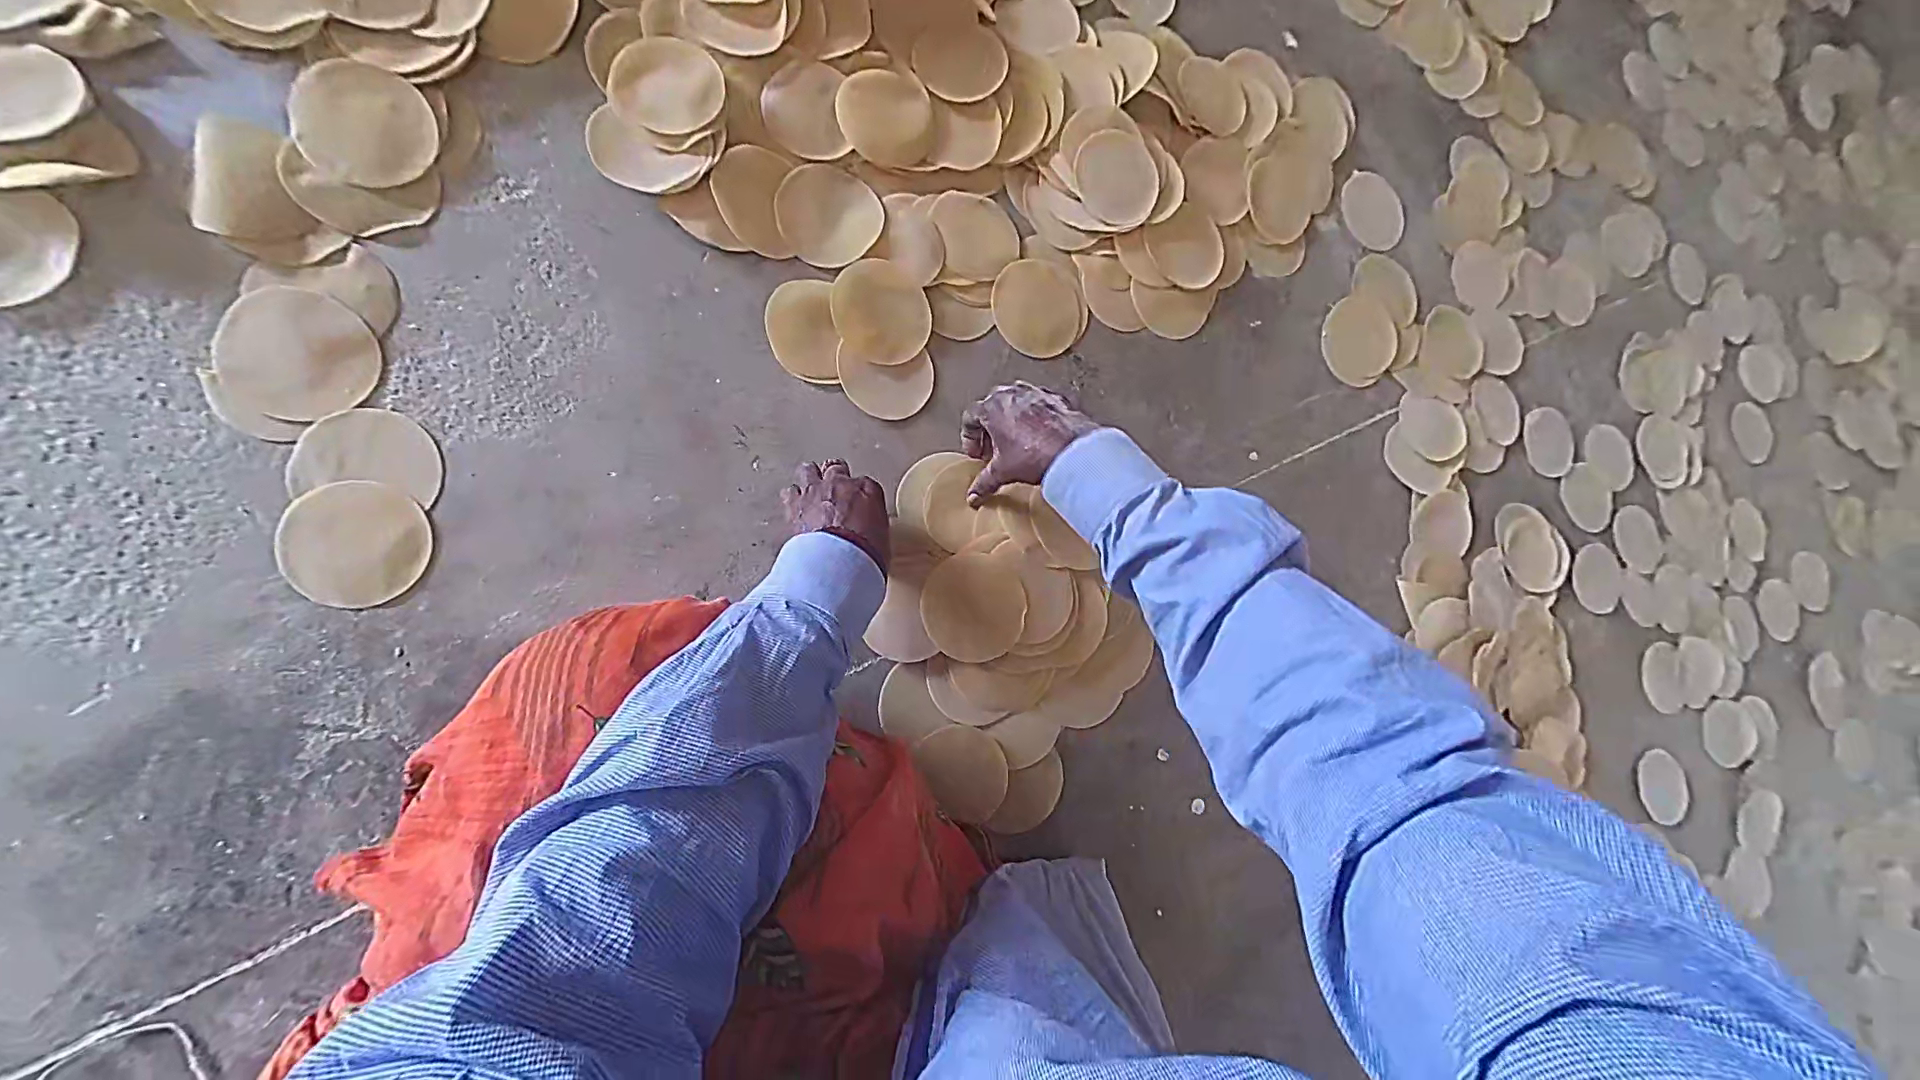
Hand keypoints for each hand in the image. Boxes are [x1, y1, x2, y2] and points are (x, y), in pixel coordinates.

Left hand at [782, 460, 890, 573]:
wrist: (836, 561)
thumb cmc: (863, 552)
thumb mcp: (882, 540)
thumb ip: (872, 528)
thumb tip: (867, 535)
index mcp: (867, 490)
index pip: (864, 484)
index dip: (858, 495)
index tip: (857, 505)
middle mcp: (840, 484)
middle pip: (835, 468)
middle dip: (833, 477)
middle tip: (834, 490)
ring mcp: (814, 491)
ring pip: (808, 470)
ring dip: (809, 480)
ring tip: (810, 493)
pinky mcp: (793, 504)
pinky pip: (789, 493)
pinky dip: (792, 500)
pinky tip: (793, 508)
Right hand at [961, 382, 1100, 504]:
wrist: (1074, 452)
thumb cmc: (1037, 454)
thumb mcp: (1003, 472)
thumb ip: (984, 482)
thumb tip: (975, 495)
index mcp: (993, 406)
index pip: (971, 417)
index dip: (969, 438)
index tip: (977, 454)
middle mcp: (1013, 394)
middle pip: (992, 408)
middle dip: (990, 429)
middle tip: (994, 449)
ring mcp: (1036, 394)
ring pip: (1016, 404)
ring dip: (1011, 421)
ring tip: (1016, 443)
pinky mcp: (1057, 400)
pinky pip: (1038, 407)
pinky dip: (1034, 419)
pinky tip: (1038, 438)